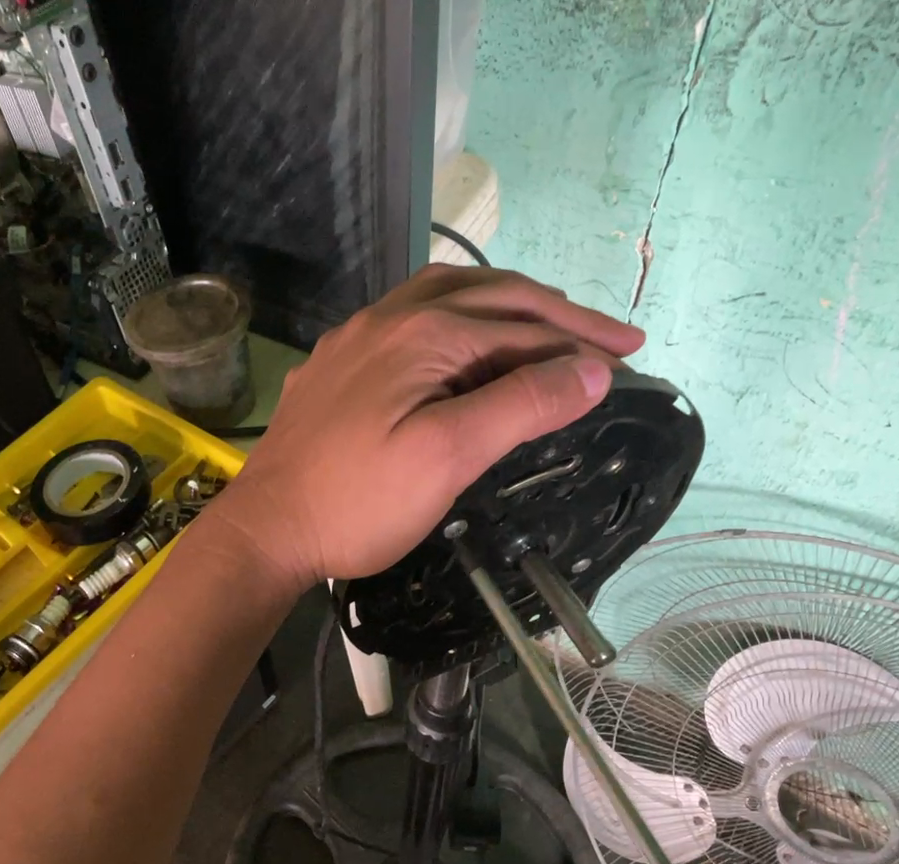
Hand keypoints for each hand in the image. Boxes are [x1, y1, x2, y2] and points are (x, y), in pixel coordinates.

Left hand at [208, 265, 644, 591]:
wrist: (267, 529)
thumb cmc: (358, 502)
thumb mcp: (448, 456)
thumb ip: (520, 406)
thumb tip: (592, 371)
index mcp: (423, 333)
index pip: (523, 327)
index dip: (581, 344)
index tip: (631, 360)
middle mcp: (388, 318)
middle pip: (489, 298)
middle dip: (555, 316)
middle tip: (610, 339)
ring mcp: (356, 339)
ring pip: (446, 300)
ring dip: (504, 307)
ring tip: (547, 328)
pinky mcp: (338, 367)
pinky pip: (410, 322)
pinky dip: (457, 322)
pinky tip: (464, 345)